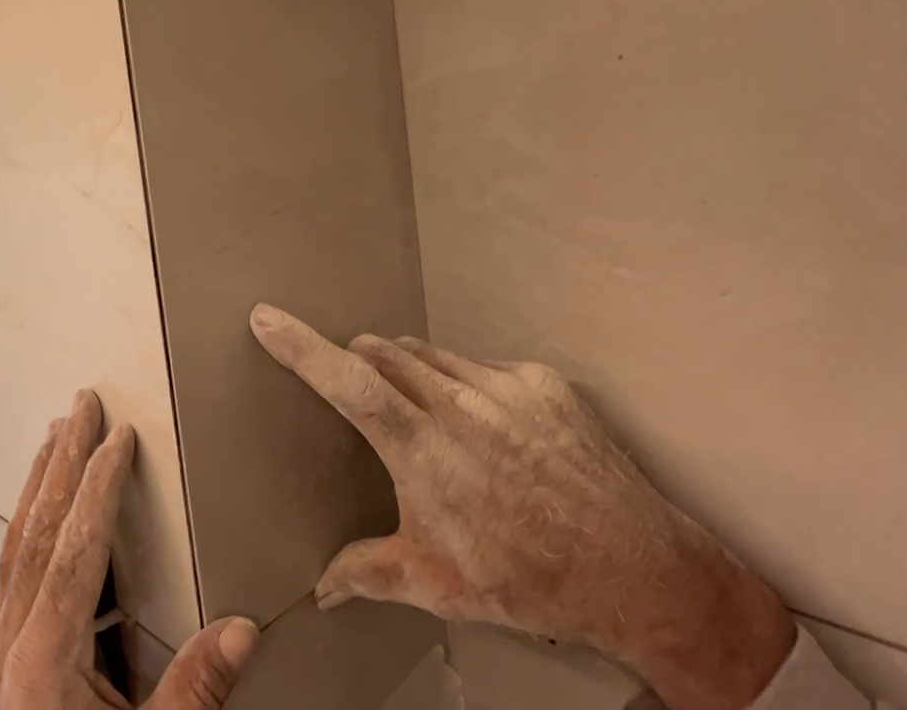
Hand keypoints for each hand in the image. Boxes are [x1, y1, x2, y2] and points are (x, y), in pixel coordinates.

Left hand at [0, 390, 259, 709]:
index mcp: (43, 657)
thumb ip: (194, 692)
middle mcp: (13, 640)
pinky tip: (49, 514)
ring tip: (57, 436)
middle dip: (61, 460)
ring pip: (20, 544)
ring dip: (43, 485)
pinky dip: (37, 528)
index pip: (77, 547)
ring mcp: (4, 649)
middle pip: (38, 529)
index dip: (100, 486)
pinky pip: (19, 572)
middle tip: (79, 404)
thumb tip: (241, 628)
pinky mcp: (9, 661)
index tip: (118, 435)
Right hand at [248, 306, 794, 709]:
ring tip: (427, 420)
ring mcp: (505, 387)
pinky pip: (479, 364)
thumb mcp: (436, 583)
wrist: (639, 572)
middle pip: (382, 352)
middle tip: (364, 400)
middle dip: (358, 364)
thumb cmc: (529, 581)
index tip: (266, 318)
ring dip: (409, 372)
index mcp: (423, 450)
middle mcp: (460, 405)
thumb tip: (320, 589)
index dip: (300, 346)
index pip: (347, 382)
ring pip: (428, 353)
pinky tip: (488, 429)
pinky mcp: (543, 382)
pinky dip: (464, 384)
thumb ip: (365, 573)